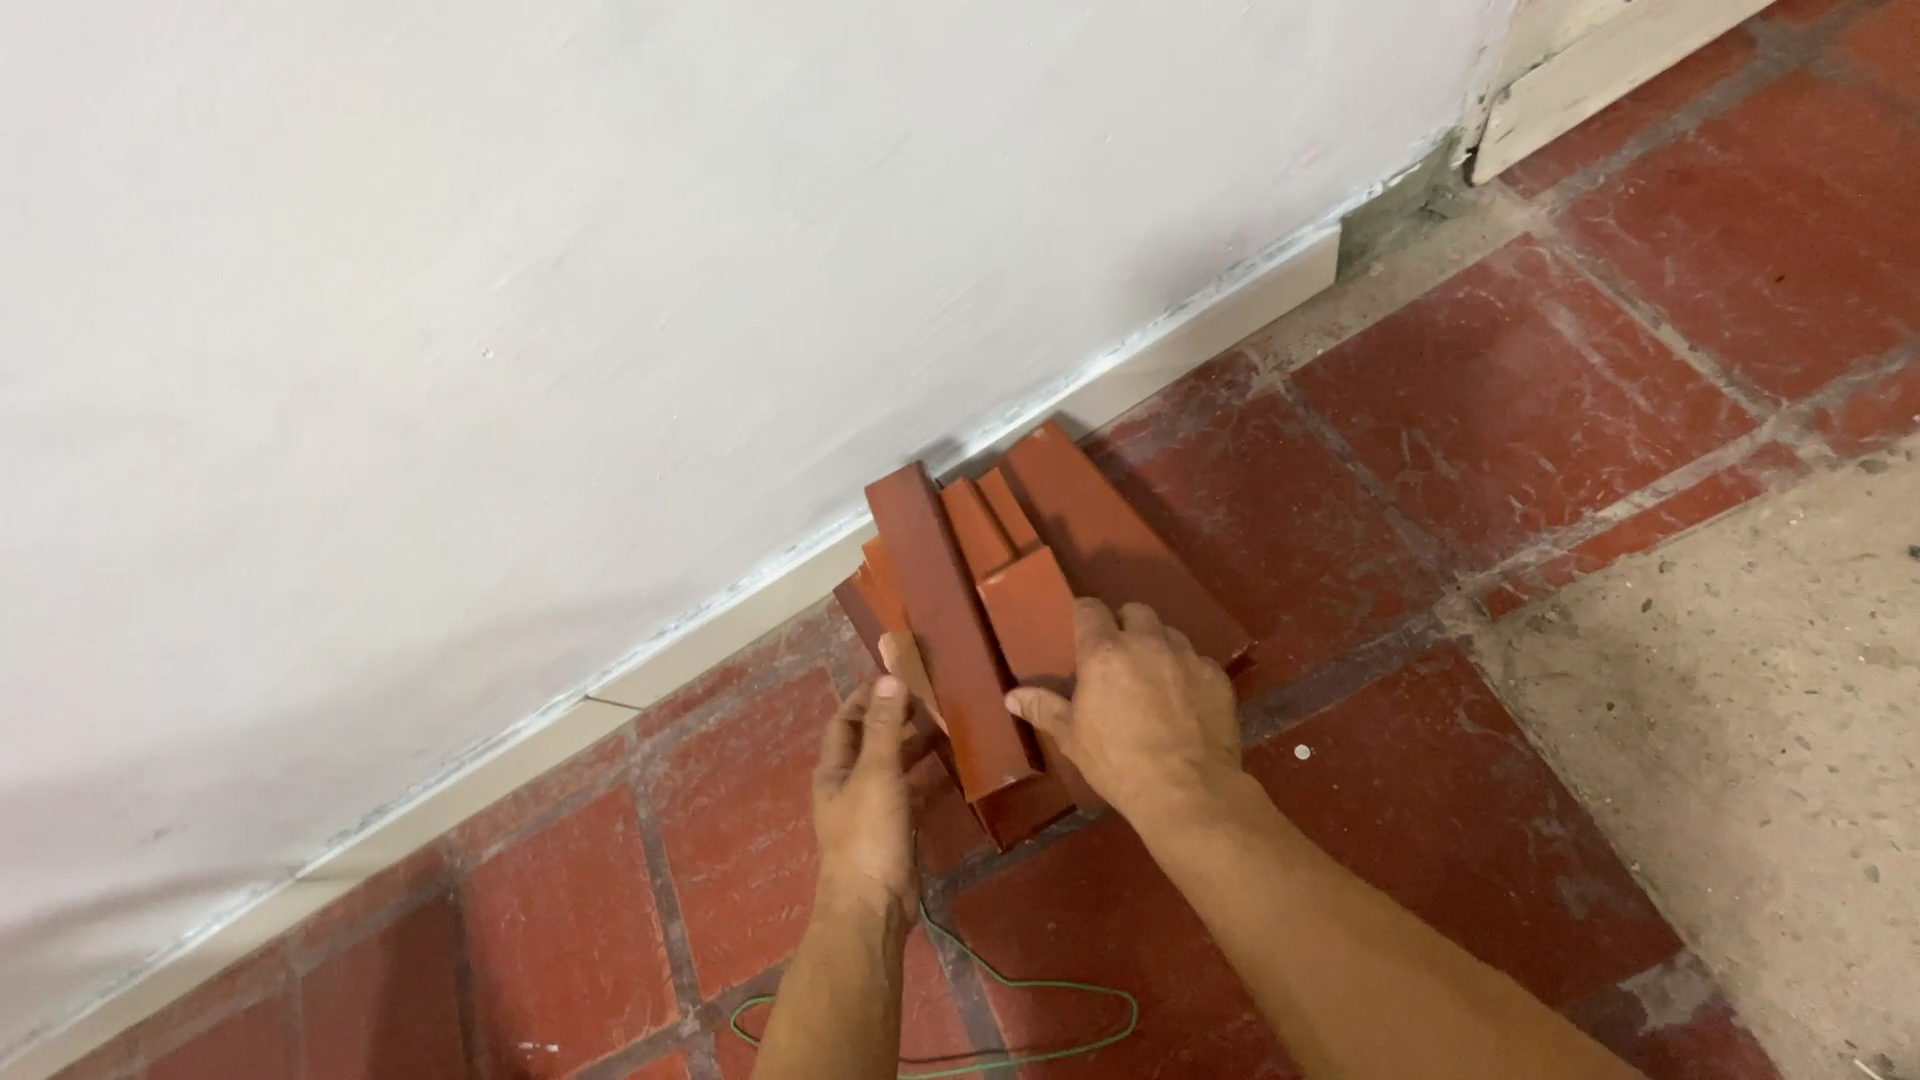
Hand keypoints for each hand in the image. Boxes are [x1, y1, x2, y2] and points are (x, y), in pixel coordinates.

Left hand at [811, 676, 932, 923]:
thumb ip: (884, 727)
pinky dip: (929, 780)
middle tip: (927, 698)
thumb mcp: (876, 773)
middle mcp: (849, 785)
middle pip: (870, 742)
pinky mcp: (896, 829)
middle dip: (894, 719)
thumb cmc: (867, 833)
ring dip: (914, 747)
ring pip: (894, 768)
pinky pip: (913, 795)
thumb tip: (889, 679)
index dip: (864, 698)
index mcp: (834, 769)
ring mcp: (873, 809)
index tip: (893, 677)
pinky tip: (954, 768)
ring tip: (945, 725)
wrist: (872, 904)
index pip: (845, 721)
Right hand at [1005, 597, 1239, 819]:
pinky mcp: (1216, 677)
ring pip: (1169, 632)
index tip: (1082, 630)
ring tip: (1154, 675)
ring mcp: (1186, 657)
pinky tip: (1186, 700)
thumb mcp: (1072, 738)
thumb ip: (1043, 708)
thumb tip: (1011, 696)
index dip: (1085, 615)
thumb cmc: (1118, 763)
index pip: (1089, 609)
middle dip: (1125, 624)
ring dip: (1158, 645)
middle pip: (1135, 611)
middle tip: (1119, 654)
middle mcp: (1146, 642)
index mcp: (1103, 652)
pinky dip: (1188, 672)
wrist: (1187, 791)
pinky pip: (1198, 661)